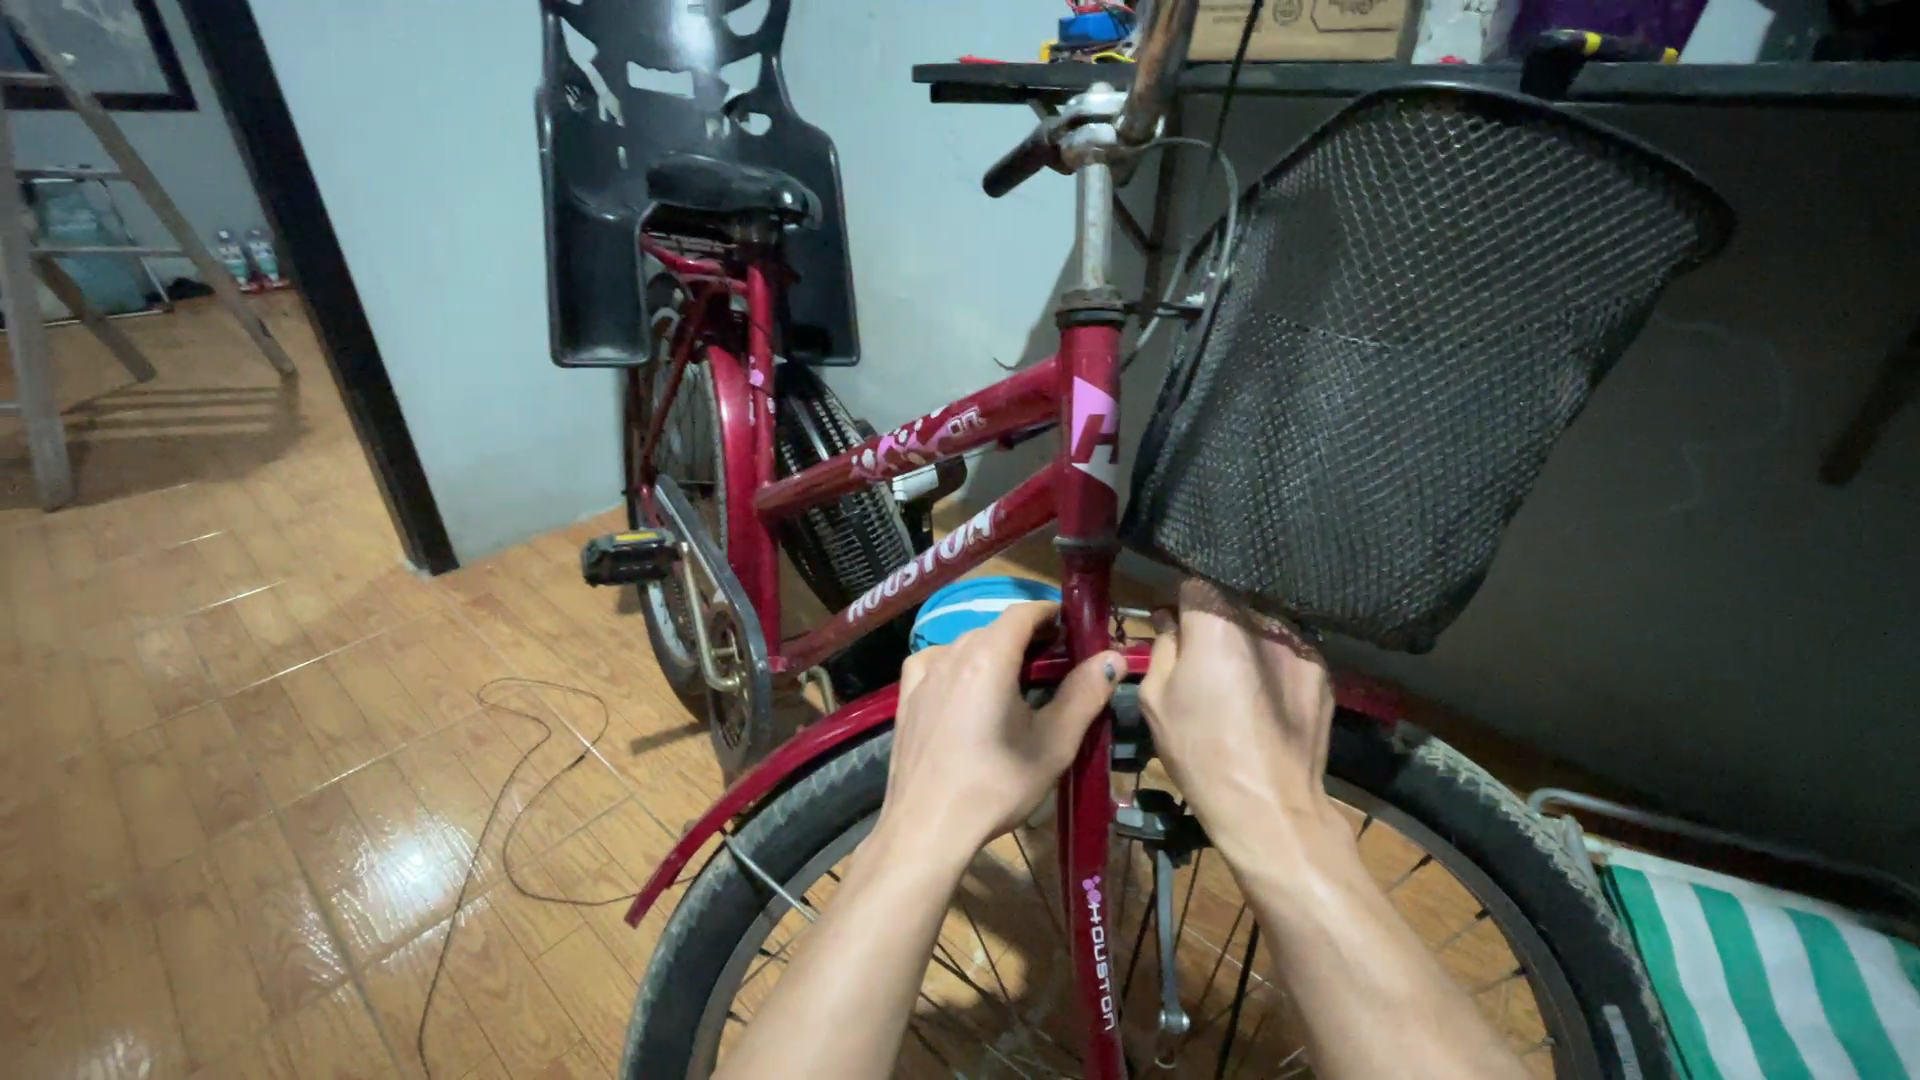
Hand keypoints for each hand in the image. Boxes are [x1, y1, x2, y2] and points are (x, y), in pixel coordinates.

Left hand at [877, 602, 1122, 859]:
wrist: (929, 826)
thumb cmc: (997, 785)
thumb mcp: (1054, 743)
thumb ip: (1085, 694)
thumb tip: (1112, 657)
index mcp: (989, 658)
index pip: (1022, 613)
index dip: (1050, 614)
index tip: (1072, 630)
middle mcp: (953, 655)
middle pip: (995, 628)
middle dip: (1027, 636)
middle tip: (1054, 664)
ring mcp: (925, 675)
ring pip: (965, 644)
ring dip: (992, 650)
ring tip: (1014, 679)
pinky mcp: (906, 698)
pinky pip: (933, 662)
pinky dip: (954, 662)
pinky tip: (962, 683)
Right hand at [1138, 579, 1338, 857]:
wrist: (1268, 804)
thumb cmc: (1200, 752)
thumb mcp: (1156, 700)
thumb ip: (1163, 647)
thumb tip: (1170, 621)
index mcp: (1216, 625)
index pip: (1194, 583)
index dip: (1180, 603)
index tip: (1175, 626)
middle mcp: (1262, 622)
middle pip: (1230, 600)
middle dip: (1213, 620)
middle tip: (1202, 658)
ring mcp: (1298, 645)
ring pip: (1260, 623)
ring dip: (1245, 639)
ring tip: (1237, 680)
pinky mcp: (1321, 670)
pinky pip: (1287, 649)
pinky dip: (1272, 661)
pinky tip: (1265, 695)